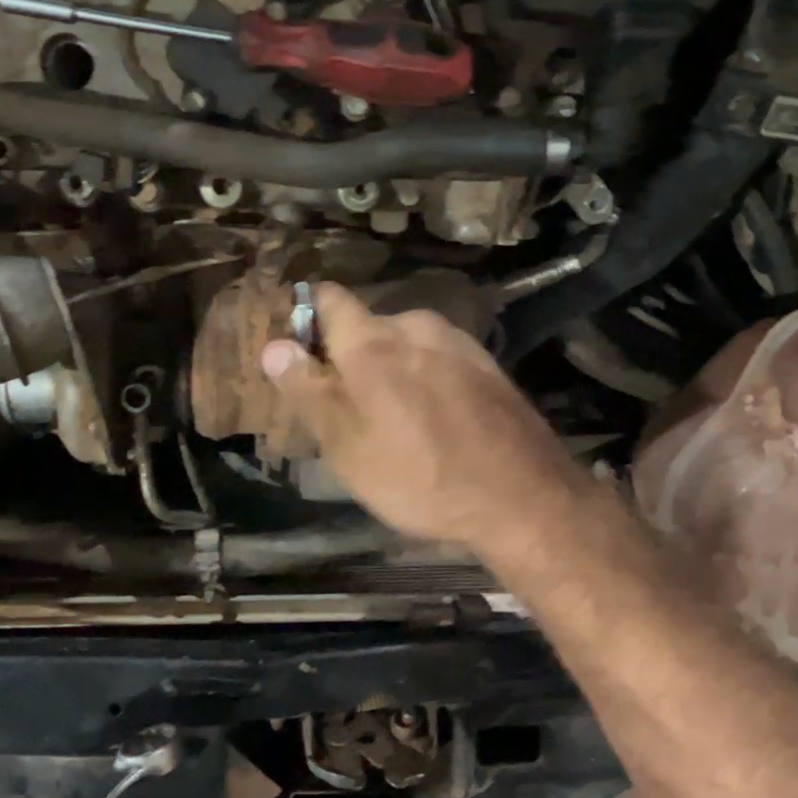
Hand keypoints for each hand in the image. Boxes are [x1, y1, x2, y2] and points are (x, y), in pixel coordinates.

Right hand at [261, 284, 591, 550]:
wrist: (523, 498)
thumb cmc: (419, 476)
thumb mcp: (347, 445)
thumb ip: (308, 390)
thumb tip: (273, 346)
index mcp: (372, 340)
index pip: (328, 298)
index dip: (307, 320)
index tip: (300, 355)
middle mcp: (415, 326)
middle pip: (367, 327)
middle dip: (350, 357)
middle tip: (344, 409)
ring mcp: (459, 343)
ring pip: (406, 345)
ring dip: (391, 370)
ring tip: (391, 421)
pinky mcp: (488, 366)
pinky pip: (439, 361)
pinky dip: (425, 380)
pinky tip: (434, 422)